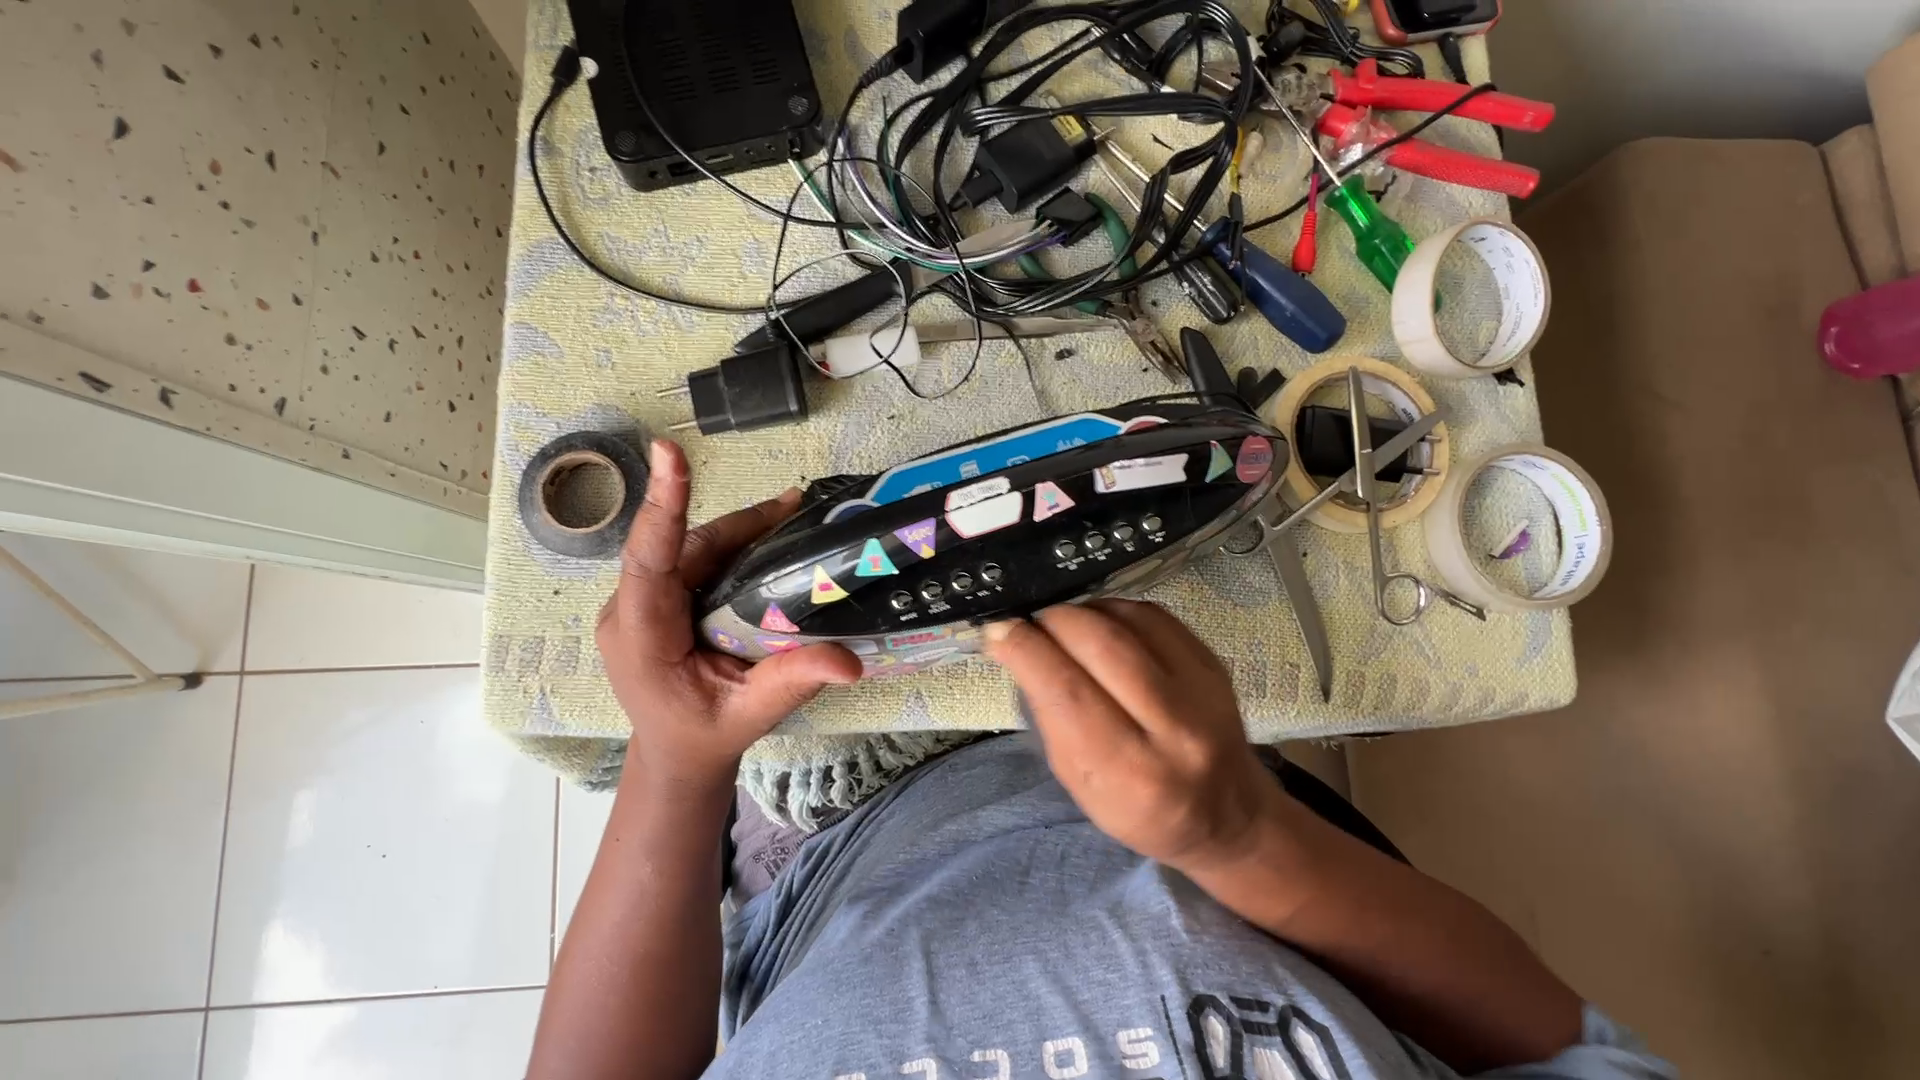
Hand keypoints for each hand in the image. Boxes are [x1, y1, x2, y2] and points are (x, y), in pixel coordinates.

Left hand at [597, 441, 860, 793]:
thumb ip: (793, 682)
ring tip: (792, 514)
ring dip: (741, 531)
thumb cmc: (706, 734)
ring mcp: (643, 600)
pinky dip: (734, 544)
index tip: (668, 455)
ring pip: (691, 547)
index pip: (647, 564)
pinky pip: (694, 558)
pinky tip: (771, 534)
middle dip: (738, 524)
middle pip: (682, 546)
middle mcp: (632, 610)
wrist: (677, 752)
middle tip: (794, 507)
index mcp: (642, 639)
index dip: (660, 508)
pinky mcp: (660, 596)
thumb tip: (850, 663)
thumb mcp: (751, 713)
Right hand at [983, 600, 1285, 872]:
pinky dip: (1115, 610)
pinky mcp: (1214, 663)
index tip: (997, 631)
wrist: (1225, 813)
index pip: (1066, 692)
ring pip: (1128, 621)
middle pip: (1100, 644)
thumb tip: (1017, 645)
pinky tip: (1098, 621)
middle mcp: (1172, 728)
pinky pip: (1154, 615)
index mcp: (1129, 772)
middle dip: (1052, 620)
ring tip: (1061, 623)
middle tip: (1029, 622)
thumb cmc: (1137, 808)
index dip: (1025, 649)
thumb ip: (1051, 717)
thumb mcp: (1079, 782)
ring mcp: (1202, 691)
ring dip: (1082, 611)